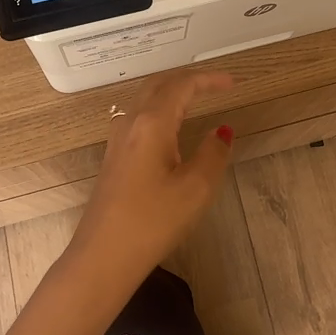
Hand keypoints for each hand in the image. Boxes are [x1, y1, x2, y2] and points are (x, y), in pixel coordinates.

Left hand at [69, 70, 235, 281]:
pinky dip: (159, 110)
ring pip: (144, 100)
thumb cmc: (152, 220)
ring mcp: (117, 141)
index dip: (208, 79)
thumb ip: (213, 153)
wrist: (103, 255)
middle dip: (187, 79)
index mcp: (151, 123)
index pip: (181, 85)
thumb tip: (222, 131)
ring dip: (170, 93)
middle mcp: (130, 123)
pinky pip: (137, 119)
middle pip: (158, 84)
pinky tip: (169, 129)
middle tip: (214, 85)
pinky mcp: (113, 159)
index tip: (232, 82)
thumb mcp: (195, 188)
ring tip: (194, 100)